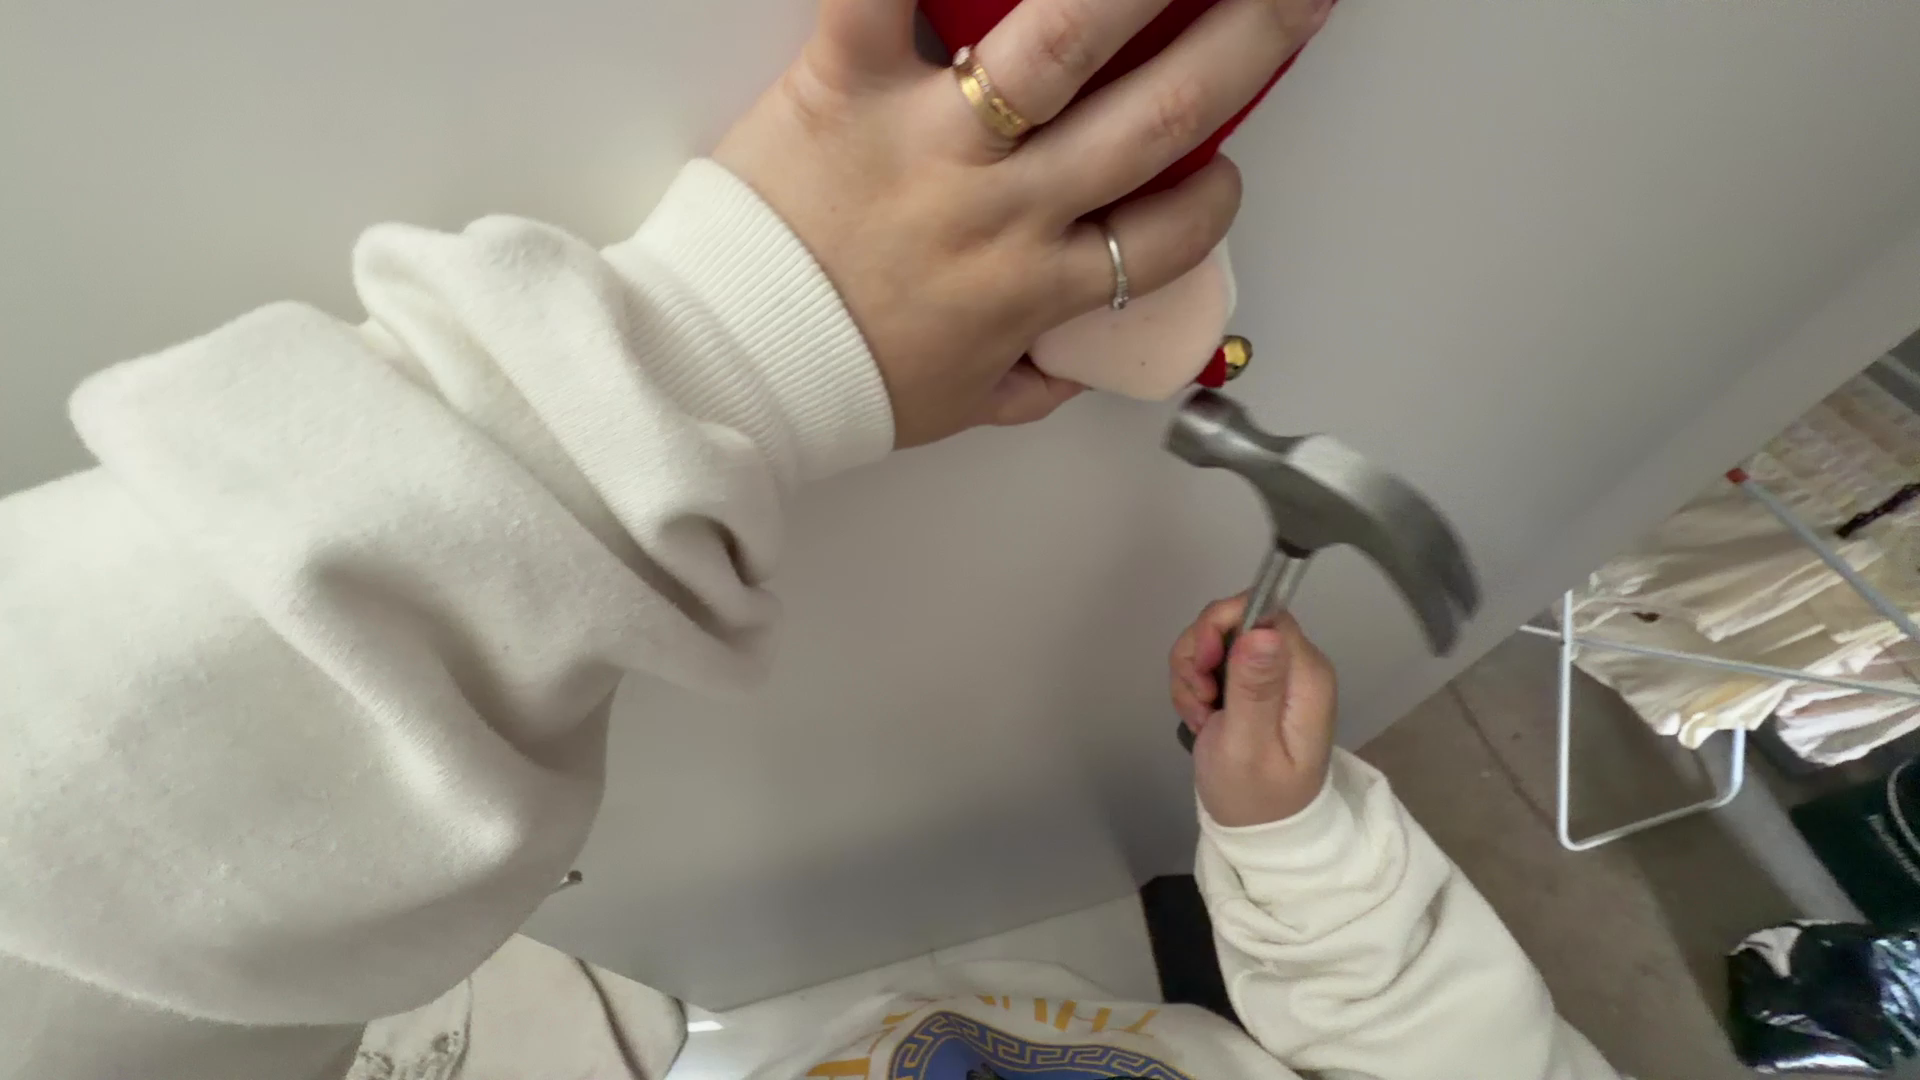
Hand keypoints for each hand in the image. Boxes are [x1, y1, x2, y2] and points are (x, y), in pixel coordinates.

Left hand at [714, 0, 1329, 446]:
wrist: (739, 373)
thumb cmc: (845, 387)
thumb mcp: (962, 407)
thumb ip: (1032, 385)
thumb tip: (1076, 366)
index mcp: (1032, 289)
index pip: (1162, 240)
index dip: (1212, 208)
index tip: (1216, 184)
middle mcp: (1002, 211)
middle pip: (1157, 116)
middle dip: (1246, 46)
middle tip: (1293, 0)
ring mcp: (929, 143)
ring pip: (1061, 42)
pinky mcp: (842, 89)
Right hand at [1169, 594, 1337, 826]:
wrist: (1257, 831)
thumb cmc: (1255, 795)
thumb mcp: (1249, 744)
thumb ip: (1254, 687)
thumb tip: (1261, 632)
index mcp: (1304, 674)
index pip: (1261, 611)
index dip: (1222, 625)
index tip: (1204, 666)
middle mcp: (1291, 663)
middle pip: (1231, 619)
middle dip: (1199, 653)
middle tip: (1199, 698)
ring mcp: (1268, 671)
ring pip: (1213, 638)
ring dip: (1191, 673)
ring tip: (1199, 716)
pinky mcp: (1247, 681)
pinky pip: (1207, 660)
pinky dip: (1192, 685)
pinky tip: (1199, 717)